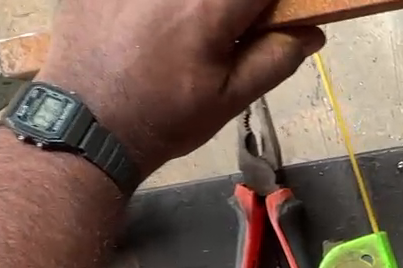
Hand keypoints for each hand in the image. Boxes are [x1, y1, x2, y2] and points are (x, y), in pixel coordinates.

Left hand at [36, 0, 324, 181]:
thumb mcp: (229, 100)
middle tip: (229, 29)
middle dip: (233, 7)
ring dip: (194, 10)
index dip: (270, 3)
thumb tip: (313, 32)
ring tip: (183, 38)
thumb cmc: (167, 117)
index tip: (266, 18)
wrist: (90, 121)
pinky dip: (158, 8)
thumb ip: (274, 59)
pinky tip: (151, 26)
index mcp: (210, 4)